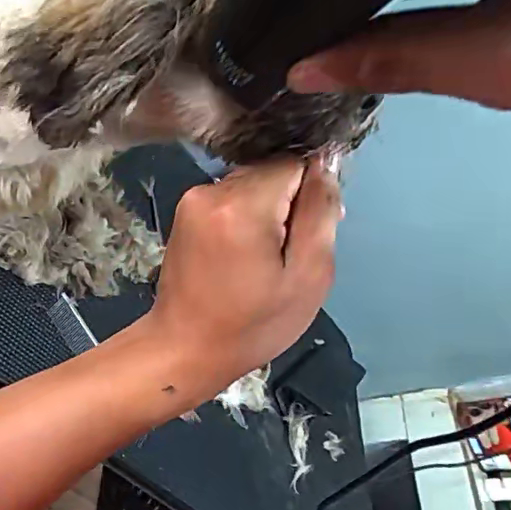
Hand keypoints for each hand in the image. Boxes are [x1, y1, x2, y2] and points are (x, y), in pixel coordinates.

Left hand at [145, 157, 340, 390]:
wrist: (186, 347)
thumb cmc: (251, 325)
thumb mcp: (308, 275)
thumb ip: (320, 210)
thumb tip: (326, 162)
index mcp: (240, 204)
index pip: (294, 162)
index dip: (313, 189)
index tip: (311, 227)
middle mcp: (209, 191)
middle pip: (270, 170)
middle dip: (290, 201)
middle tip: (288, 253)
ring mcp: (191, 200)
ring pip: (251, 184)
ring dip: (268, 211)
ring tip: (266, 258)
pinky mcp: (184, 213)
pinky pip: (230, 199)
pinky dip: (246, 218)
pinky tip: (245, 255)